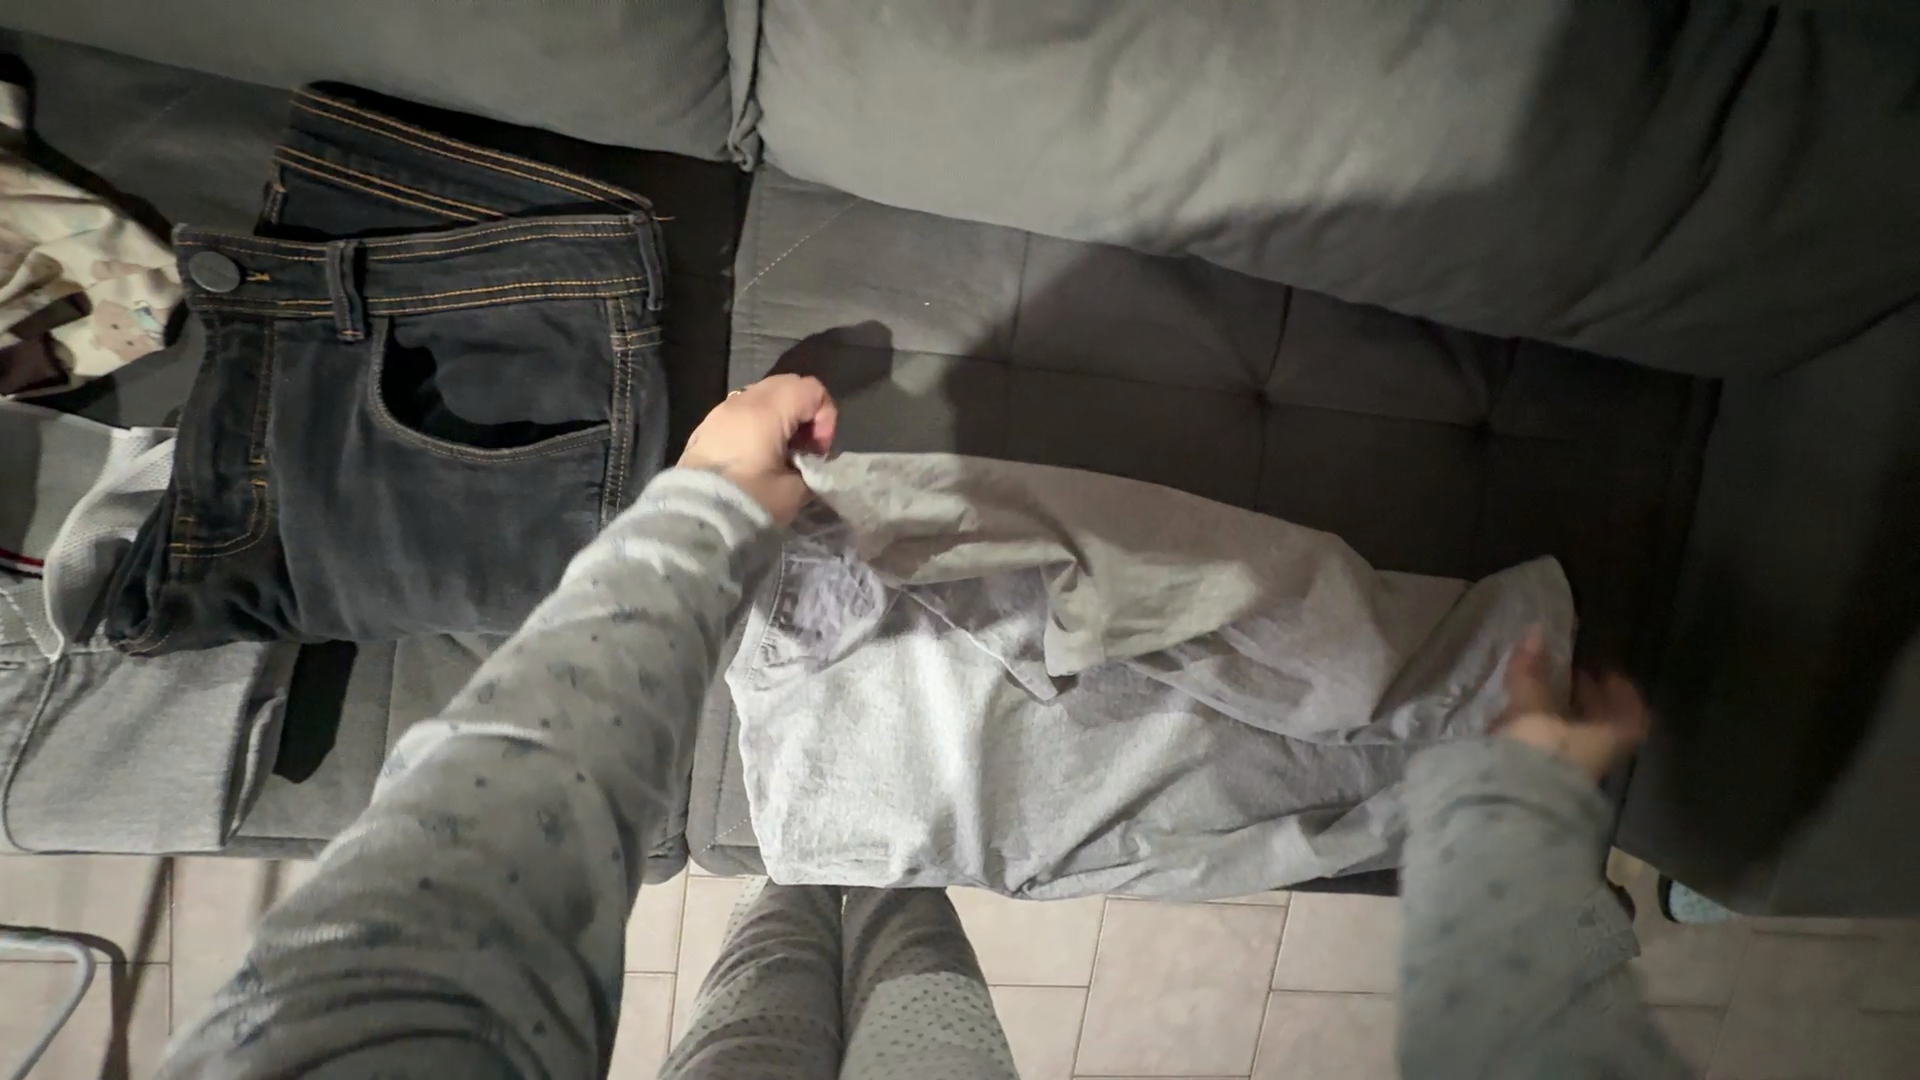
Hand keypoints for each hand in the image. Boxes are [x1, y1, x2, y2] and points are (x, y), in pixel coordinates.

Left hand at [678, 375, 837, 523]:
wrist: (695, 518)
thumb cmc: (750, 501)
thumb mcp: (795, 490)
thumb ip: (811, 469)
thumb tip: (809, 463)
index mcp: (767, 411)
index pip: (812, 389)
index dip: (826, 417)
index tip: (818, 450)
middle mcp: (743, 401)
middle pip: (788, 384)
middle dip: (806, 413)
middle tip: (805, 448)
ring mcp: (721, 411)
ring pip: (764, 394)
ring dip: (782, 416)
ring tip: (781, 453)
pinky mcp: (707, 426)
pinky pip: (743, 410)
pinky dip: (760, 423)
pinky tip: (757, 456)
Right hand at [1496, 628, 1651, 780]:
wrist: (1513, 806)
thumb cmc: (1540, 753)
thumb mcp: (1534, 708)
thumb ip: (1533, 674)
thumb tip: (1535, 630)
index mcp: (1609, 738)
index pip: (1632, 714)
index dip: (1623, 692)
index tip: (1607, 671)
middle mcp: (1596, 754)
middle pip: (1602, 725)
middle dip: (1587, 700)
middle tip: (1569, 676)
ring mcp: (1568, 770)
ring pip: (1574, 736)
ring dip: (1561, 716)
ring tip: (1538, 696)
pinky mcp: (1539, 778)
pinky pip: (1548, 747)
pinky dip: (1540, 732)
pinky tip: (1518, 724)